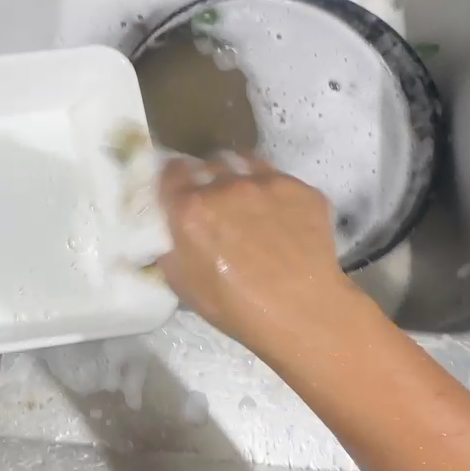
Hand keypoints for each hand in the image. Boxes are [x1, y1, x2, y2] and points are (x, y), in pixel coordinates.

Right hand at [155, 154, 361, 352]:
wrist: (298, 309)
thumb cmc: (230, 303)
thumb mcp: (179, 280)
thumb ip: (167, 244)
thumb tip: (168, 229)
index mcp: (189, 208)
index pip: (171, 170)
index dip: (171, 178)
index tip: (174, 190)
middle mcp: (226, 185)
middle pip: (208, 163)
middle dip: (204, 177)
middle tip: (209, 201)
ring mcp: (268, 183)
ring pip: (244, 161)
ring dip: (236, 174)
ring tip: (242, 199)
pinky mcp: (302, 188)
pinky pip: (278, 178)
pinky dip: (270, 191)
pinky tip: (275, 215)